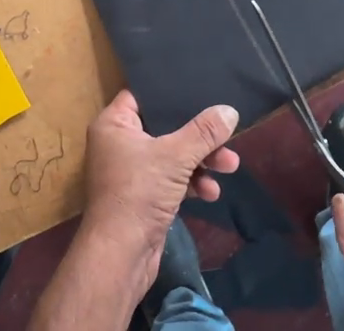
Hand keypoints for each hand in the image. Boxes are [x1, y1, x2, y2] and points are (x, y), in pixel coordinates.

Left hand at [82, 90, 240, 255]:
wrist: (122, 254)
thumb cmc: (139, 192)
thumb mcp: (175, 156)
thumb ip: (204, 132)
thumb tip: (229, 111)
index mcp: (114, 124)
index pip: (142, 96)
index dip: (169, 93)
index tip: (198, 88)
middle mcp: (120, 143)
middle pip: (164, 128)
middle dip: (198, 136)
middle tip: (226, 136)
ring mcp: (132, 171)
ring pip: (172, 156)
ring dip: (201, 161)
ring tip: (229, 166)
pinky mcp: (144, 196)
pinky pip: (171, 180)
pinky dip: (191, 183)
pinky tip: (211, 193)